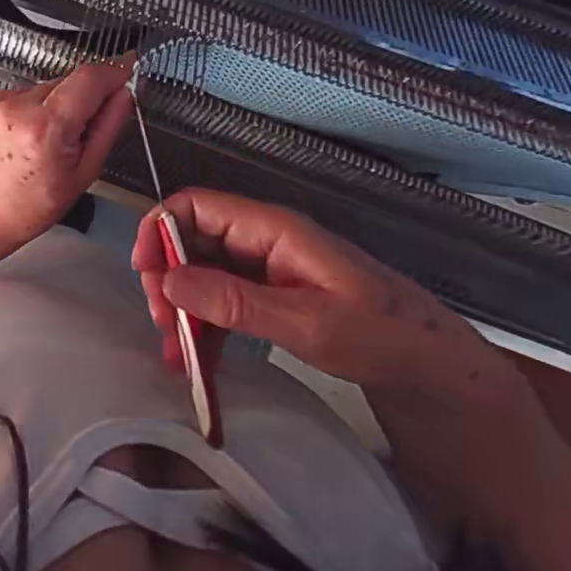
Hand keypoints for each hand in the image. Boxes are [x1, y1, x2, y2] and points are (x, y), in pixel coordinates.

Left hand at [0, 60, 135, 248]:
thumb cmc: (37, 201)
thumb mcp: (88, 170)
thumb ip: (109, 125)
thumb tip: (124, 93)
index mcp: (47, 128)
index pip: (89, 78)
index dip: (113, 71)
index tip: (128, 67)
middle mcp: (20, 108)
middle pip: (71, 81)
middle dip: (87, 98)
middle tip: (86, 129)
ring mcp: (3, 102)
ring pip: (53, 85)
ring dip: (63, 103)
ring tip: (56, 137)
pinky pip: (32, 91)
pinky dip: (41, 106)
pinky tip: (36, 131)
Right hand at [132, 188, 474, 390]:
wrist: (426, 364)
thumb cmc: (379, 334)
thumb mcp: (306, 322)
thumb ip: (235, 301)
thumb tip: (168, 281)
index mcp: (272, 229)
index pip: (197, 206)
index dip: (160, 230)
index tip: (144, 274)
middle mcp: (262, 240)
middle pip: (193, 242)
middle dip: (169, 281)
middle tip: (164, 325)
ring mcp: (265, 268)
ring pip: (203, 276)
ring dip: (183, 311)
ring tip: (177, 355)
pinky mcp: (269, 295)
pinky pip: (222, 302)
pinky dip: (205, 327)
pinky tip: (197, 361)